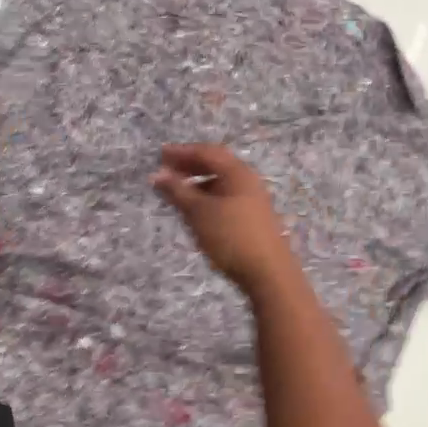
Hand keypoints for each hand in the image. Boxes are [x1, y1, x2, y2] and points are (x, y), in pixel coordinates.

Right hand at [152, 144, 298, 296]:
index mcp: (237, 172)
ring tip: (178, 191)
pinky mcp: (253, 217)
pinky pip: (226, 196)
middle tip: (167, 170)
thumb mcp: (199, 212)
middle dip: (190, 165)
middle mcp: (247, 180)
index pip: (206, 152)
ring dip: (198, 181)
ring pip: (221, 181)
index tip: (160, 155)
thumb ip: (177, 190)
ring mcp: (253, 199)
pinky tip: (197, 209)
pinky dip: (208, 196)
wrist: (269, 274)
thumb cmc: (231, 237)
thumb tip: (158, 174)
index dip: (182, 152)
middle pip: (215, 164)